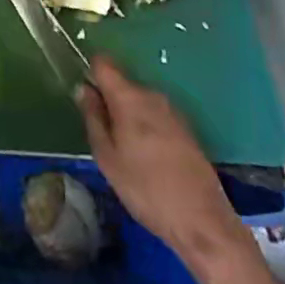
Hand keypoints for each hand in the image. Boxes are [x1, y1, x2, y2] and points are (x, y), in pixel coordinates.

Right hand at [76, 55, 248, 262]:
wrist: (200, 219)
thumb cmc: (145, 188)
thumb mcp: (107, 157)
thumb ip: (93, 118)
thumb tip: (84, 88)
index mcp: (129, 97)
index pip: (104, 64)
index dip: (91, 75)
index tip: (88, 100)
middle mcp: (152, 94)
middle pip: (122, 84)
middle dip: (109, 102)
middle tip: (105, 138)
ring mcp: (172, 109)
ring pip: (139, 100)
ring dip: (128, 116)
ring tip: (126, 153)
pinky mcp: (185, 126)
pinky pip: (155, 115)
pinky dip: (146, 127)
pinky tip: (148, 158)